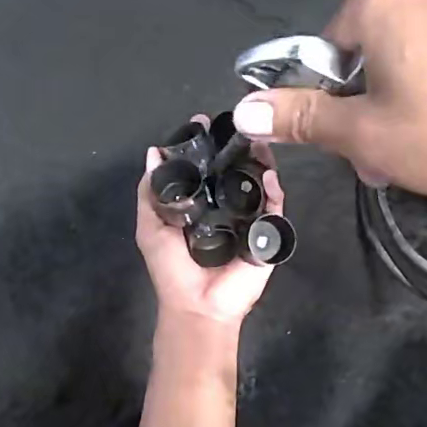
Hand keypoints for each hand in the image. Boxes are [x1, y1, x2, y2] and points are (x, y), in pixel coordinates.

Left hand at [134, 121, 284, 326]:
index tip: (207, 121)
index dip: (207, 145)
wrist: (198, 305)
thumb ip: (151, 192)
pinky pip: (275, 209)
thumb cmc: (172, 269)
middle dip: (239, 148)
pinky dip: (274, 190)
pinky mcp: (267, 236)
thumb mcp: (150, 226)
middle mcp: (226, 209)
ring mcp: (249, 221)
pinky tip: (268, 174)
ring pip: (259, 185)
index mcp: (200, 204)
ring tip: (258, 142)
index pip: (207, 168)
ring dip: (260, 162)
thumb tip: (153, 152)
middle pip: (236, 171)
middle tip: (240, 126)